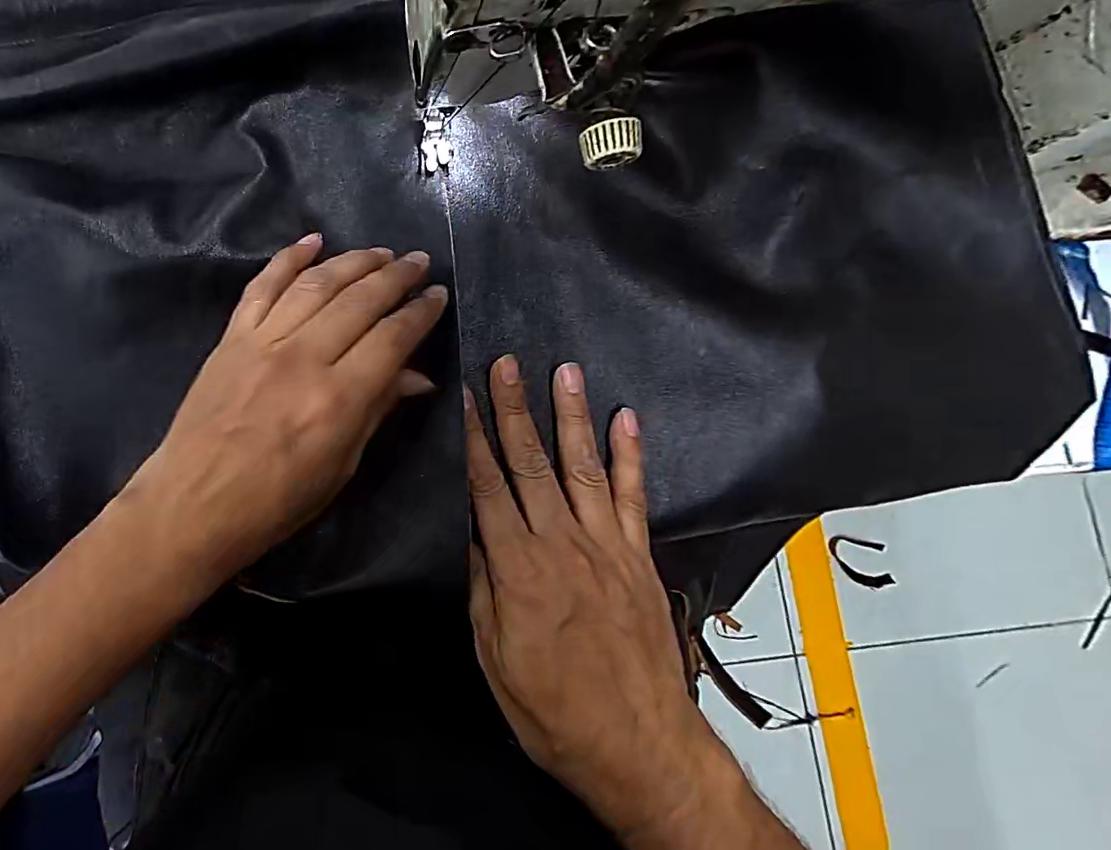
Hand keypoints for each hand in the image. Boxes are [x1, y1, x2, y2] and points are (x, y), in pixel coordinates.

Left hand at [129, 235, 447, 582]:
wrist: (192, 506)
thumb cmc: (276, 501)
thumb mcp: (341, 466)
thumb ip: (378, 410)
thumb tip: (418, 377)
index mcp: (338, 398)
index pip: (392, 338)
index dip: (421, 313)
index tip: (438, 295)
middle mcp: (303, 358)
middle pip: (360, 300)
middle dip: (396, 276)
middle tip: (418, 262)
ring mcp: (263, 342)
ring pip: (317, 283)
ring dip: (353, 261)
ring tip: (380, 252)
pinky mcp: (232, 337)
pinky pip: (263, 286)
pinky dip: (289, 258)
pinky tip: (313, 240)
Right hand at [466, 356, 797, 849]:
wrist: (642, 747)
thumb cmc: (555, 712)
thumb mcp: (495, 660)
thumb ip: (482, 590)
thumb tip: (474, 535)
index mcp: (519, 569)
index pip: (489, 487)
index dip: (476, 439)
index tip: (468, 398)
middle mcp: (562, 543)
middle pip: (532, 463)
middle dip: (515, 409)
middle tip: (507, 363)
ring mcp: (606, 544)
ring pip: (582, 466)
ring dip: (571, 415)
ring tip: (564, 371)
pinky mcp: (639, 556)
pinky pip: (635, 496)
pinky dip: (631, 455)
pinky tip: (627, 418)